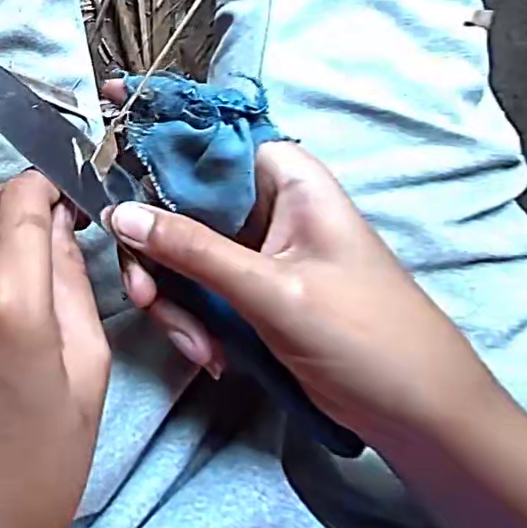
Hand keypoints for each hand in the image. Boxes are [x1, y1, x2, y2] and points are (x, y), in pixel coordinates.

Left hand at [0, 171, 111, 527]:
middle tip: (66, 227)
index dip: (54, 184)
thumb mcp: (87, 364)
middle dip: (33, 202)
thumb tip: (62, 219)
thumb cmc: (42, 453)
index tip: (79, 197)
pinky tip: (4, 284)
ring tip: (38, 263)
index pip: (24, 197)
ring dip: (7, 225)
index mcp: (6, 296)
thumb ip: (72, 275)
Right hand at [104, 140, 502, 450]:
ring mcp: (247, 243)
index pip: (205, 132)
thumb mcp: (273, 291)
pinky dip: (187, 316)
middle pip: (173, 196)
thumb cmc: (369, 339)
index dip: (153, 120)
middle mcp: (259, 199)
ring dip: (171, 295)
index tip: (103, 104)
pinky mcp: (240, 282)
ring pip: (173, 244)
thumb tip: (117, 214)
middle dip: (152, 249)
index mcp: (282, 175)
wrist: (424, 423)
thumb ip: (191, 249)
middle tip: (144, 295)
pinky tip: (209, 354)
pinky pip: (189, 282)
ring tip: (196, 345)